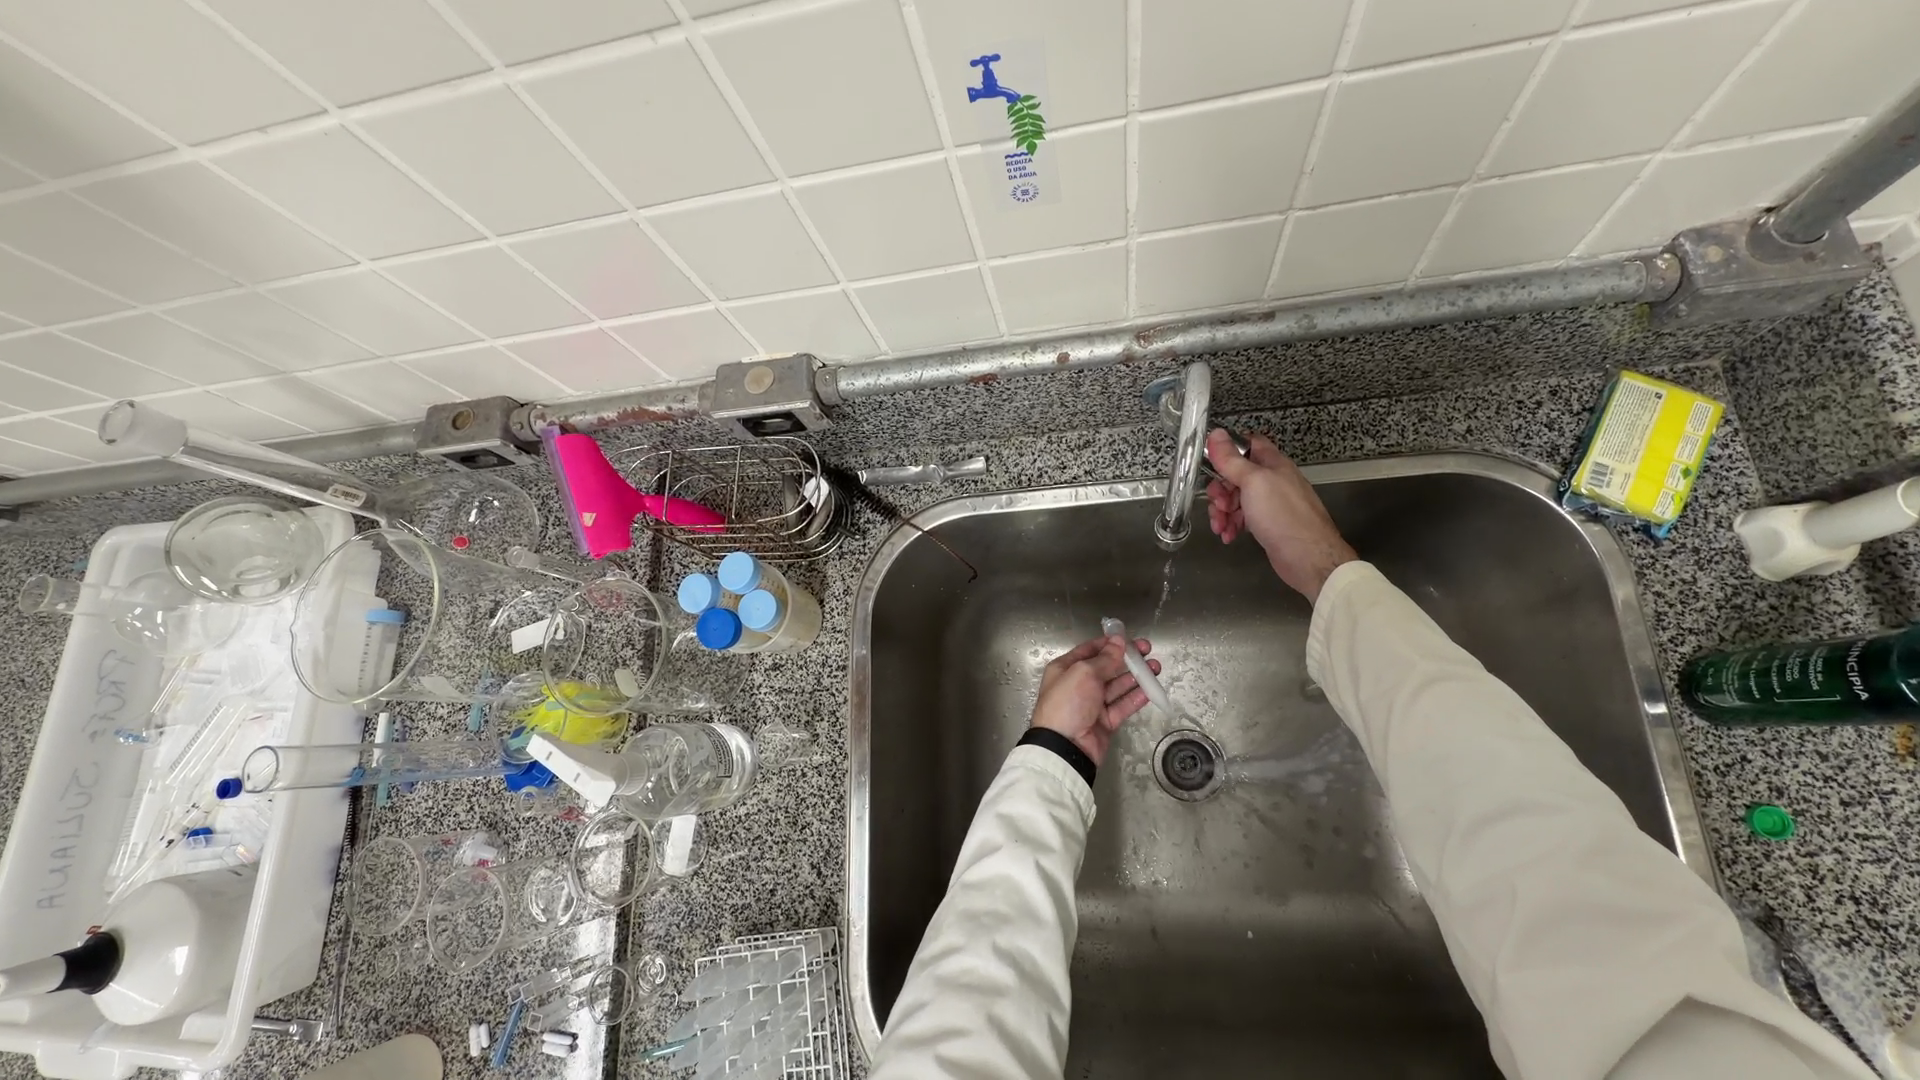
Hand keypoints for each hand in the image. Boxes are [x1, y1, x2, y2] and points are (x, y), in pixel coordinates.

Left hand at [1030, 635, 1158, 766]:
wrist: (1065, 746)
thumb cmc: (1069, 702)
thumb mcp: (1084, 673)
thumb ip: (1105, 658)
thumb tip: (1118, 641)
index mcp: (1066, 669)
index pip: (1090, 650)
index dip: (1110, 643)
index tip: (1129, 638)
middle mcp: (1079, 684)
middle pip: (1107, 667)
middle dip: (1127, 659)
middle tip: (1148, 650)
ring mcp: (1093, 704)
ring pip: (1118, 686)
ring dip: (1136, 677)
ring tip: (1155, 667)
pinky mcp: (1105, 722)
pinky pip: (1122, 706)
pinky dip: (1136, 698)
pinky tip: (1150, 690)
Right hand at [1205, 429, 1357, 602]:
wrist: (1307, 557)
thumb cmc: (1284, 517)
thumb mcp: (1253, 482)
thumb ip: (1232, 460)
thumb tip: (1217, 434)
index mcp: (1272, 464)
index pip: (1248, 444)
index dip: (1228, 450)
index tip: (1212, 462)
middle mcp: (1272, 481)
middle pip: (1236, 476)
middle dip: (1220, 490)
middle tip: (1218, 504)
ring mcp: (1270, 503)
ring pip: (1237, 500)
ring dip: (1222, 512)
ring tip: (1221, 526)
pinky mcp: (1268, 524)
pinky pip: (1243, 518)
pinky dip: (1232, 525)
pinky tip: (1229, 535)